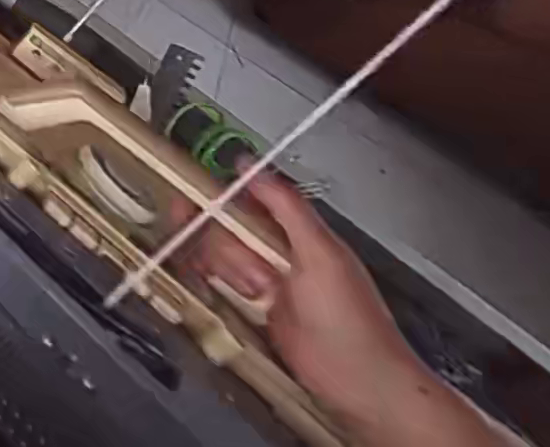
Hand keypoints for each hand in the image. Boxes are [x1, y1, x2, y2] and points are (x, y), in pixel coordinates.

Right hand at [175, 170, 458, 442]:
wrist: (361, 386)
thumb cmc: (347, 317)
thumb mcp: (320, 253)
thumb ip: (285, 205)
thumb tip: (246, 162)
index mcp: (292, 228)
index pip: (242, 196)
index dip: (213, 193)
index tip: (188, 199)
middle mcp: (272, 246)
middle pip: (221, 224)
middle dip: (224, 244)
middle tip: (237, 262)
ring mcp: (259, 275)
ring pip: (216, 251)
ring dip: (228, 269)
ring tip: (256, 293)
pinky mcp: (248, 302)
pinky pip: (215, 276)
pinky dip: (210, 279)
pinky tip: (222, 290)